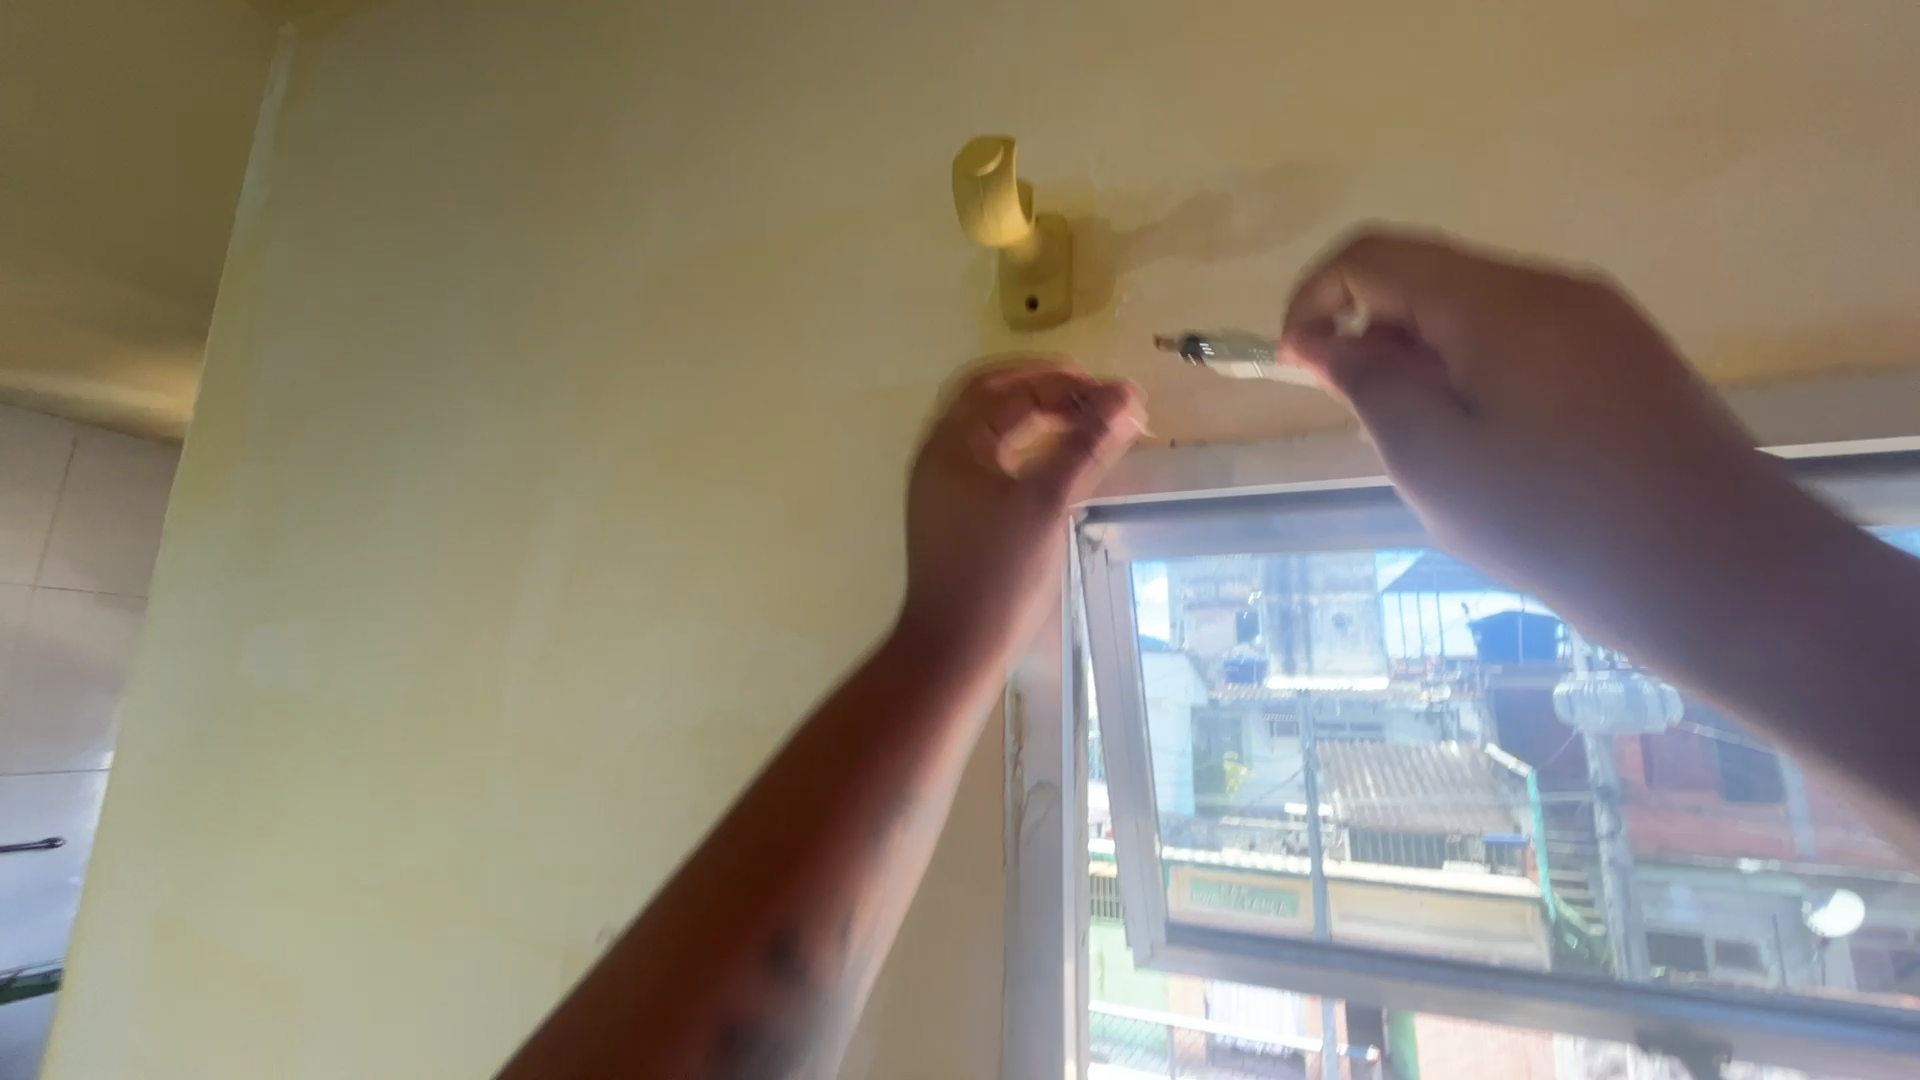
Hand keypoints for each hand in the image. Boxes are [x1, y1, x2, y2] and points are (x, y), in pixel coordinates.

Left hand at [895, 360, 1143, 661]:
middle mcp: (939, 453)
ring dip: (1031, 410)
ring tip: (1080, 414)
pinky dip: (1021, 442)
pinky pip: (988, 456)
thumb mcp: (1046, 503)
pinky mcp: (953, 509)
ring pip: (986, 425)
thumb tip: (1125, 396)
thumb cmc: (998, 574)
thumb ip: (1085, 446)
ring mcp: (942, 482)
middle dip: (1043, 384)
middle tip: (1092, 389)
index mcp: (953, 442)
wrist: (955, 646)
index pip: (1015, 392)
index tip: (1122, 397)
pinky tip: (1051, 455)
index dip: (1071, 387)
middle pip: (990, 394)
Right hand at [1278, 226, 1823, 635]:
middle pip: (1421, 277)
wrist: (1713, 571)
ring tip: (1418, 441)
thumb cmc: (1546, 514)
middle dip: (1364, 333)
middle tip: (1359, 416)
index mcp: (1496, 302)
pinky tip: (1475, 440)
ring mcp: (1592, 319)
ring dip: (1412, 357)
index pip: (1373, 256)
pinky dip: (1461, 370)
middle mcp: (1548, 289)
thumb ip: (1365, 381)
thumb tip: (1323, 338)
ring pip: (1464, 310)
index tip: (1296, 365)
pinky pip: (1510, 338)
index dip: (1314, 299)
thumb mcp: (1426, 452)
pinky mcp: (1614, 355)